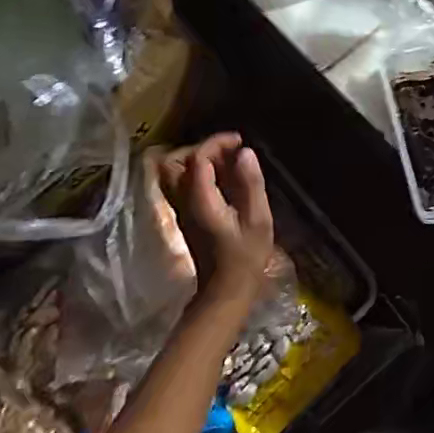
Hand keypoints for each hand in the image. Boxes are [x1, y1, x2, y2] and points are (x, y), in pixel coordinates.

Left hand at [156, 133, 277, 304]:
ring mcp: (181, 210)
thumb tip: (245, 152)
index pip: (197, 158)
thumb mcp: (258, 219)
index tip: (240, 141)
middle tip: (231, 150)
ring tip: (228, 162)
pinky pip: (183, 184)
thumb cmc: (246, 257)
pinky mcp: (185, 217)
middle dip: (203, 148)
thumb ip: (251, 184)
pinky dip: (199, 174)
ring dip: (198, 160)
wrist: (225, 291)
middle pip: (176, 161)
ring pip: (175, 172)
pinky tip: (224, 180)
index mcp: (200, 200)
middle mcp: (183, 201)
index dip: (216, 143)